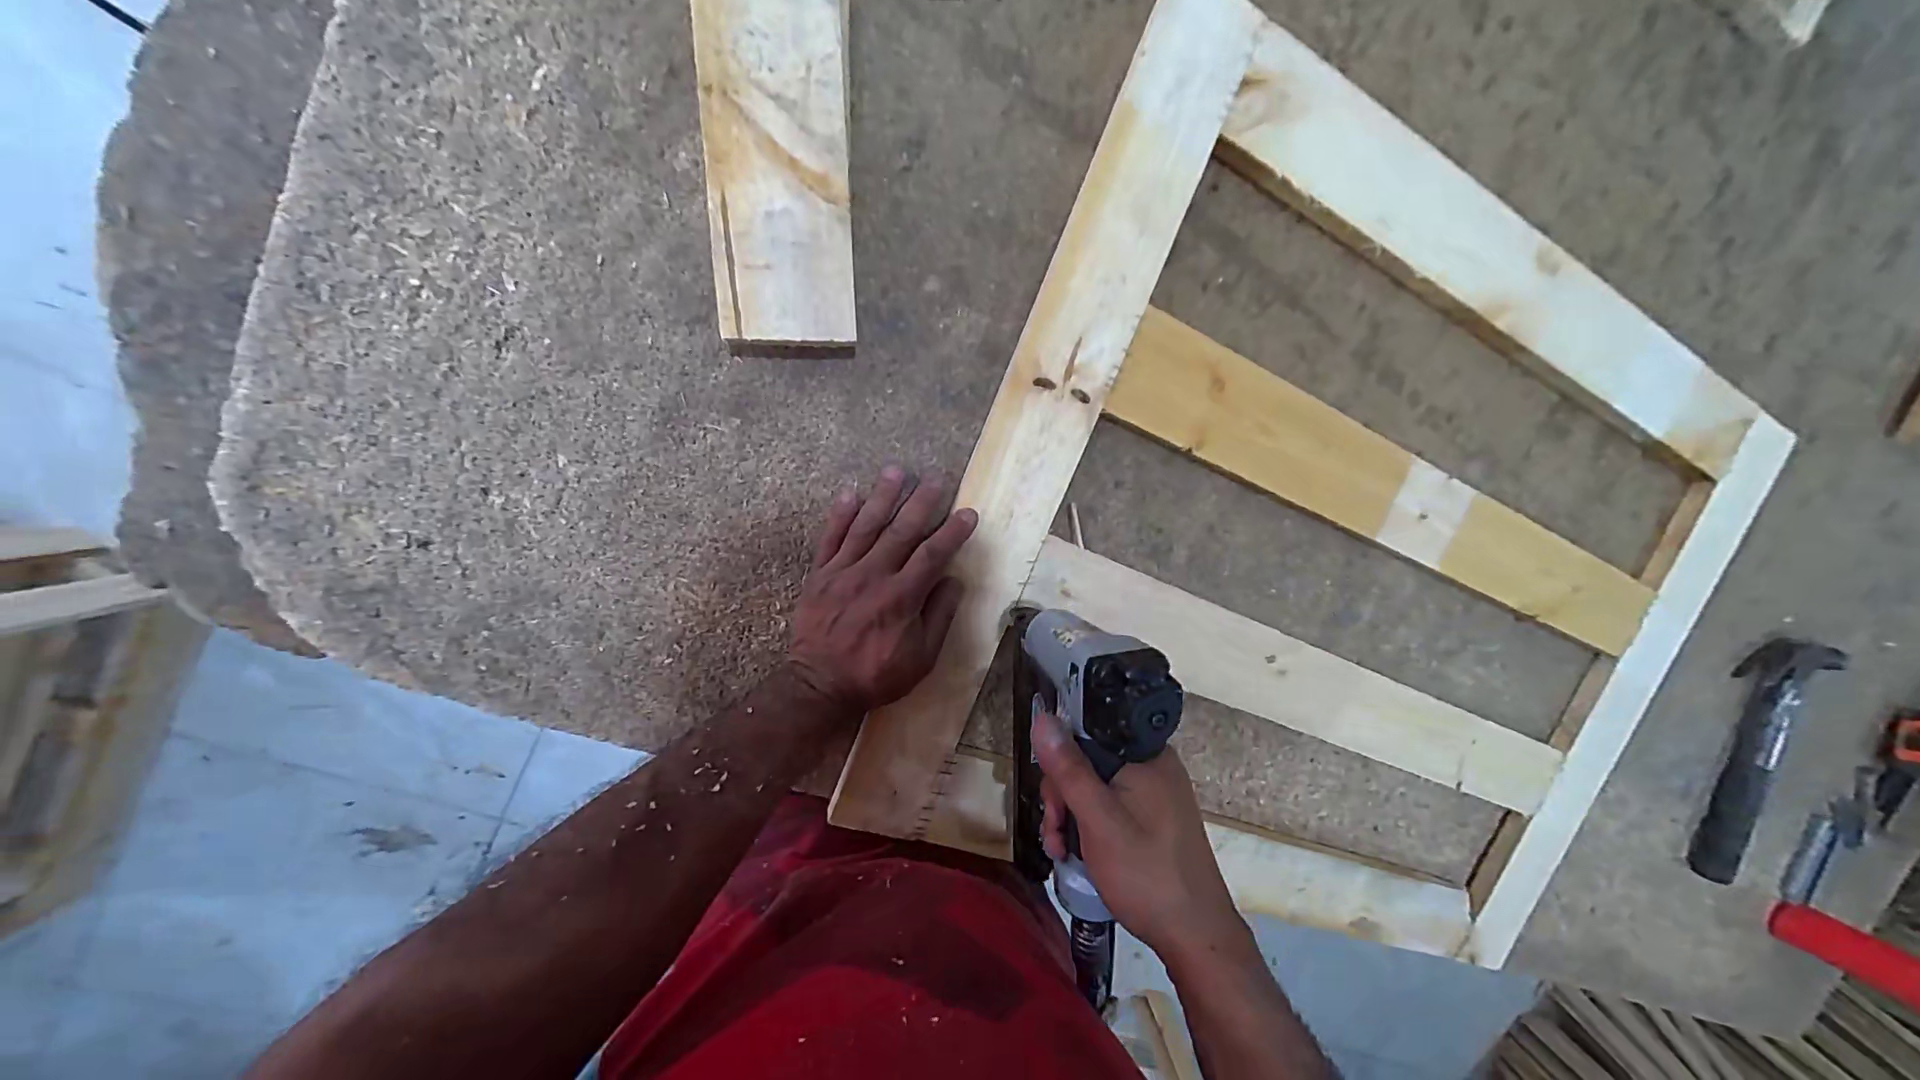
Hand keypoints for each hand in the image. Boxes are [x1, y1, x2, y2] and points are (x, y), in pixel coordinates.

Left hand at [785, 466, 977, 716]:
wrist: (819, 685)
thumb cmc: (876, 675)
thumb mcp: (921, 658)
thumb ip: (939, 617)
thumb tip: (953, 581)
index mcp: (901, 597)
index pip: (932, 555)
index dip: (952, 532)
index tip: (968, 513)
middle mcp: (873, 576)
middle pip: (901, 531)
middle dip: (922, 502)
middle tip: (937, 479)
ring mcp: (843, 572)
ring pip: (866, 526)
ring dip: (883, 496)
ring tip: (896, 471)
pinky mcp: (819, 575)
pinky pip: (830, 538)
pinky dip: (840, 515)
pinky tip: (850, 493)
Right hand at [1033, 707, 1245, 962]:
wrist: (1195, 938)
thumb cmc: (1147, 875)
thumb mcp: (1098, 819)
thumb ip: (1069, 769)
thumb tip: (1043, 720)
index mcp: (1147, 756)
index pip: (1089, 733)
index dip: (1061, 758)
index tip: (1053, 796)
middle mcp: (1153, 767)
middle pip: (1087, 763)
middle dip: (1063, 798)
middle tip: (1058, 834)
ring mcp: (1154, 796)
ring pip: (1094, 789)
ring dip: (1070, 818)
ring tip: (1063, 852)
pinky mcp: (1152, 820)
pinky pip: (1109, 809)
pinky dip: (1088, 829)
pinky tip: (1078, 855)